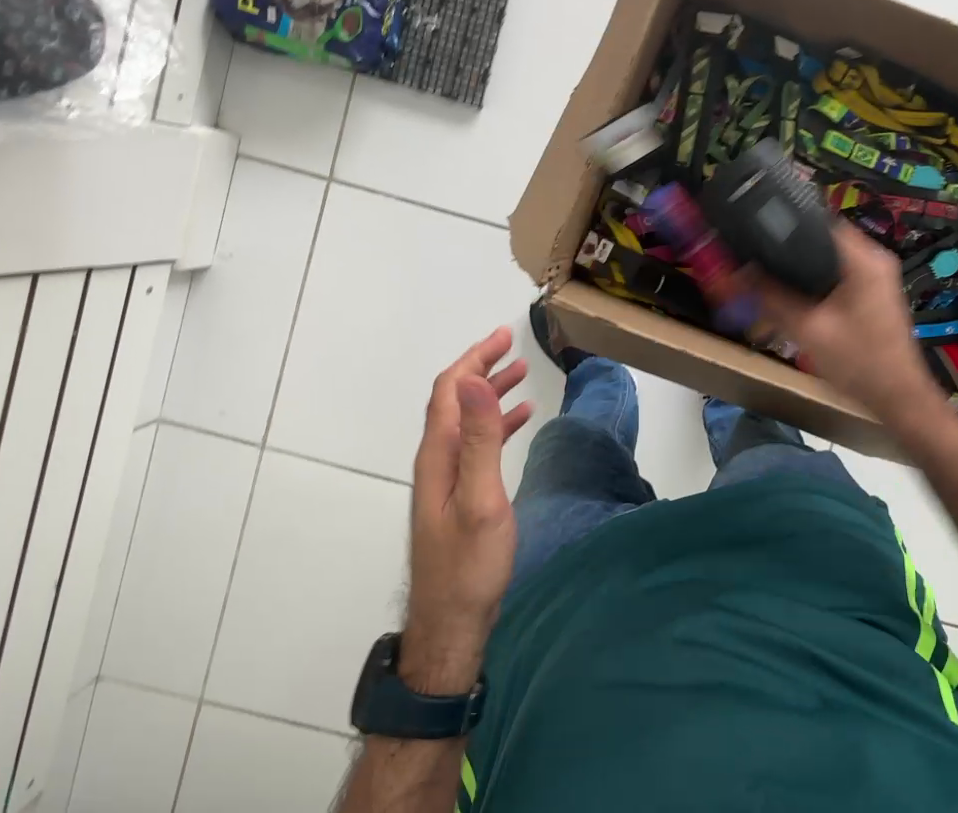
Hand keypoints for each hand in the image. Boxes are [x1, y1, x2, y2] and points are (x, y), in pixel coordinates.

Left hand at [403, 327, 532, 690]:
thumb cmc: (470, 564)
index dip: (473, 358)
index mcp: (438, 455)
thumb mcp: (480, 499)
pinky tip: (519, 423)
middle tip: (513, 347)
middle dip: (481, 368)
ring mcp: (446, 480)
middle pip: (453, 402)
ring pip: (466, 422)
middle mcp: (437, 461)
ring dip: (490, 395)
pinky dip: (497, 425)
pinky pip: (476, 446)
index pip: (449, 391)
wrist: (452, 622)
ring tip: (521, 376)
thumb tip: (473, 381)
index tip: (503, 336)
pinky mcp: (458, 497)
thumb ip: (480, 441)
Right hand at [747, 224, 945, 425]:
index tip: (752, 235)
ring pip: (823, 263)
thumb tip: (738, 274)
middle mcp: (872, 261)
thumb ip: (772, 299)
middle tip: (750, 265)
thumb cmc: (860, 363)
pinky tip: (786, 302)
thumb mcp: (808, 331)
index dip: (782, 226)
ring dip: (794, 275)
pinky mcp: (869, 296)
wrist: (897, 399)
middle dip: (783, 256)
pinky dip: (809, 289)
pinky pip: (832, 280)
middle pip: (817, 242)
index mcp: (865, 259)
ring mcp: (873, 279)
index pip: (817, 222)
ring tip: (762, 285)